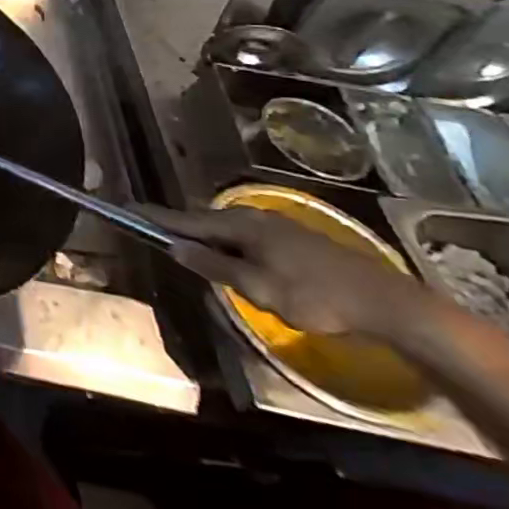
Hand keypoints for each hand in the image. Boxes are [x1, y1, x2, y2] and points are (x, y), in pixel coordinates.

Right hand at [137, 203, 431, 337]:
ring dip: (201, 235)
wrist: (380, 300)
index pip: (188, 219)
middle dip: (177, 225)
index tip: (128, 208)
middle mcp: (253, 216)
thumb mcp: (259, 288)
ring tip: (180, 243)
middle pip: (204, 219)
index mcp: (242, 225)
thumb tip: (175, 247)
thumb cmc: (314, 295)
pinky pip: (242, 235)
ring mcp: (273, 224)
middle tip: (149, 228)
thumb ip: (215, 266)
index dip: (157, 217)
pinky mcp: (288, 237)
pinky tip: (225, 254)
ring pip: (225, 227)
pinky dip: (224, 241)